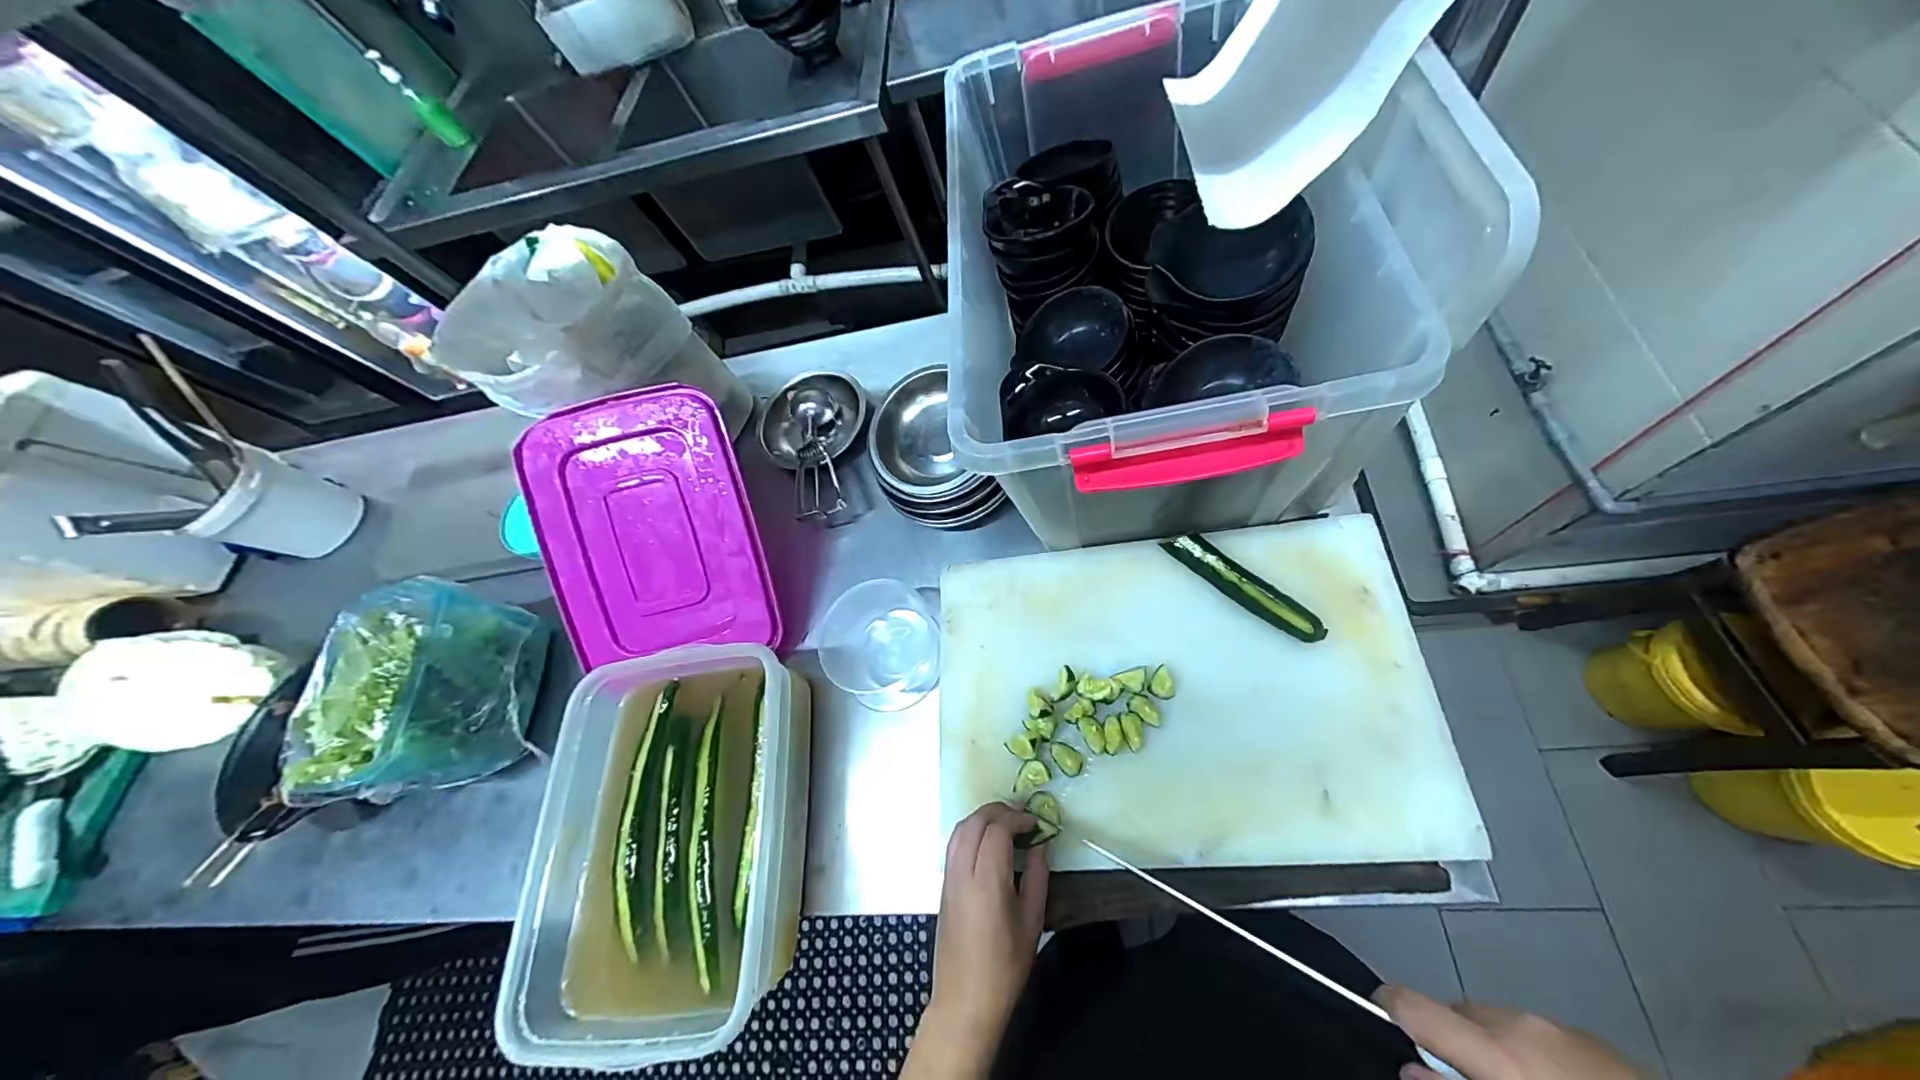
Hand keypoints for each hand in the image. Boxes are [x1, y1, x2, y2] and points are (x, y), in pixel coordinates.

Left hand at [902, 802, 1049, 1079]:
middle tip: (1022, 819)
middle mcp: (962, 872)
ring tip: (1007, 826)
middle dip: (999, 810)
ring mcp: (948, 877)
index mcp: (986, 881)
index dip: (1017, 819)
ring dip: (982, 818)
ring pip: (960, 828)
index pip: (997, 829)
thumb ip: (1038, 878)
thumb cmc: (1004, 967)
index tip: (1036, 824)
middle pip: (974, 821)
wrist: (964, 1000)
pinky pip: (954, 843)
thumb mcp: (1032, 923)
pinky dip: (971, 831)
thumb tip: (1039, 847)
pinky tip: (989, 843)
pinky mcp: (943, 885)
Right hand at [1376, 986, 1649, 1079]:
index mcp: (1492, 1048)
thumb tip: (1412, 1069)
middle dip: (1449, 1042)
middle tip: (1460, 1078)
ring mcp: (1562, 1028)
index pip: (1409, 1003)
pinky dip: (1530, 1055)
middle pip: (1455, 1011)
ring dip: (1491, 1048)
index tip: (1380, 1025)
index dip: (1386, 1009)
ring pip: (1498, 1023)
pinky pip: (1540, 1035)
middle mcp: (1518, 1023)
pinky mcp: (1599, 1042)